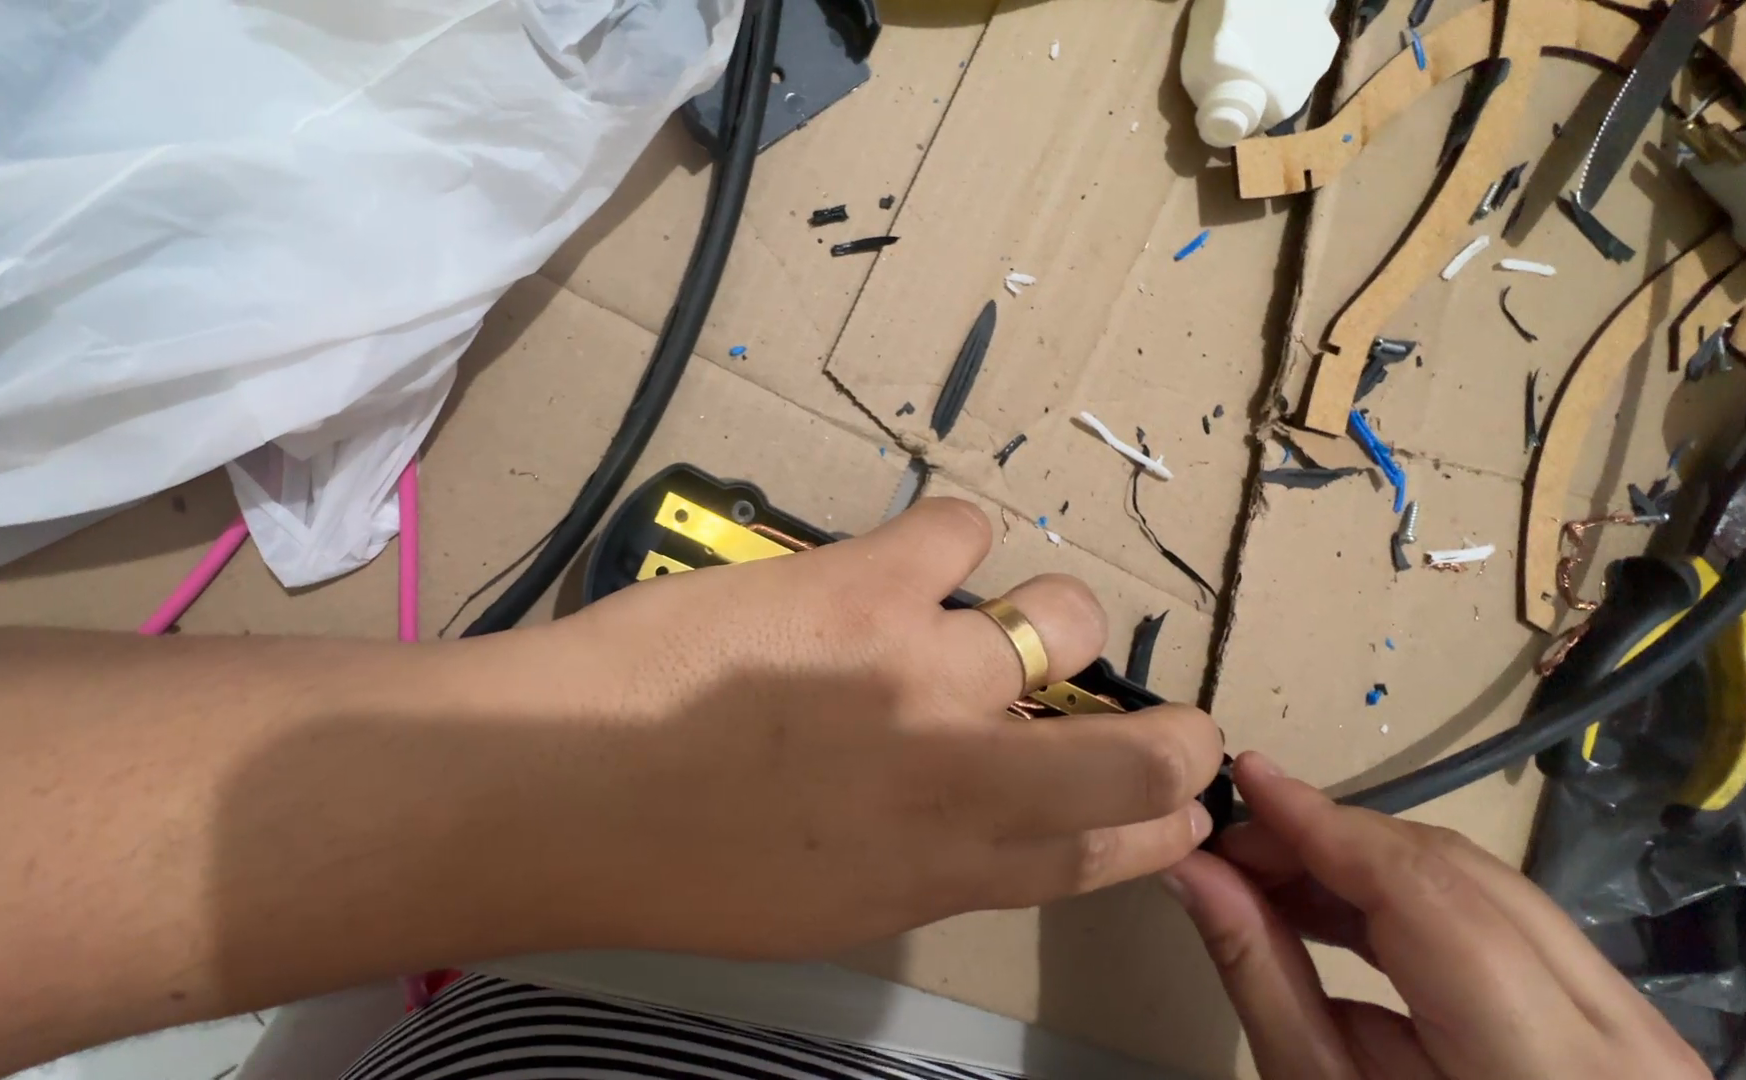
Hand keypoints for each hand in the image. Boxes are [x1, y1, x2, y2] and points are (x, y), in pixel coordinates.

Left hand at [529, 496, 1223, 956]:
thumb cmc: (679, 867)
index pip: (1106, 844)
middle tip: (1140, 699)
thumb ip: (927, 857)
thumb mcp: (827, 901)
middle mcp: (963, 773)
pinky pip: (959, 528)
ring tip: (974, 608)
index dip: (1160, 813)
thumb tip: (981, 803)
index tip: (1179, 792)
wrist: (566, 789)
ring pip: (1062, 614)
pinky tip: (902, 557)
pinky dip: (948, 538)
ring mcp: (923, 670)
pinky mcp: (866, 584)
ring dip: (1040, 614)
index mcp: (949, 869)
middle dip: (1173, 728)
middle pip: (1138, 746)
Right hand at [1162, 754, 1710, 1079]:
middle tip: (1238, 847)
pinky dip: (1401, 893)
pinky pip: (1499, 913)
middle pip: (1454, 870)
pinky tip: (1332, 905)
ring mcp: (1637, 1020)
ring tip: (1270, 874)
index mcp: (1549, 1070)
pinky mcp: (1617, 1012)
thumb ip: (1257, 968)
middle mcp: (1624, 1032)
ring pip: (1478, 879)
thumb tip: (1188, 863)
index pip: (1425, 895)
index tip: (1245, 776)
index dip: (1325, 824)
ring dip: (1360, 861)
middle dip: (1331, 838)